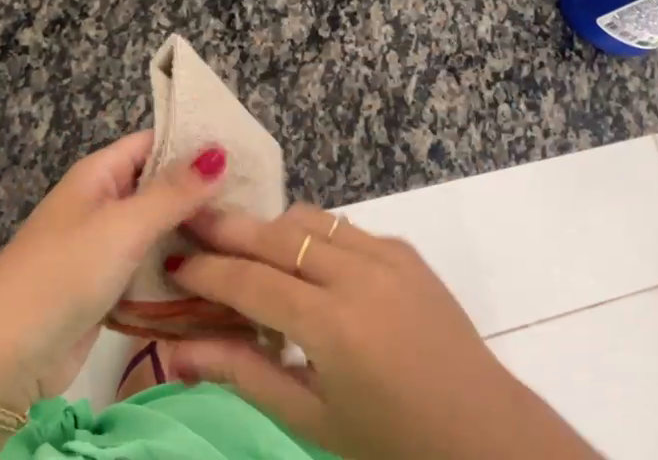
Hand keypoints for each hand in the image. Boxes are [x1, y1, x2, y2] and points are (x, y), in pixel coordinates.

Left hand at [0, 130, 227, 411]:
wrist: (5, 357)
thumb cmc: (62, 275)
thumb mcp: (122, 227)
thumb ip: (172, 192)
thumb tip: (219, 149)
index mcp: (98, 174)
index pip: (154, 143)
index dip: (195, 143)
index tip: (247, 152)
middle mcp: (103, 203)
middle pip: (160, 187)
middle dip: (203, 192)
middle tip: (261, 199)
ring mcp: (105, 247)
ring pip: (159, 230)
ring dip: (194, 233)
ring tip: (250, 236)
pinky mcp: (108, 286)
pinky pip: (151, 266)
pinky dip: (178, 268)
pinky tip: (219, 274)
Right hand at [166, 205, 600, 459]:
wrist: (486, 435)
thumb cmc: (391, 441)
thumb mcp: (311, 419)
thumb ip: (243, 374)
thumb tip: (175, 353)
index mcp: (331, 326)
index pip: (249, 282)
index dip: (205, 271)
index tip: (171, 262)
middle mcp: (358, 275)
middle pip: (275, 235)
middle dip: (227, 227)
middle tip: (189, 220)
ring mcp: (388, 256)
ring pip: (310, 220)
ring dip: (271, 227)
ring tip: (242, 244)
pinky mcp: (407, 252)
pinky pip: (346, 228)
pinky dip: (314, 235)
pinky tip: (304, 262)